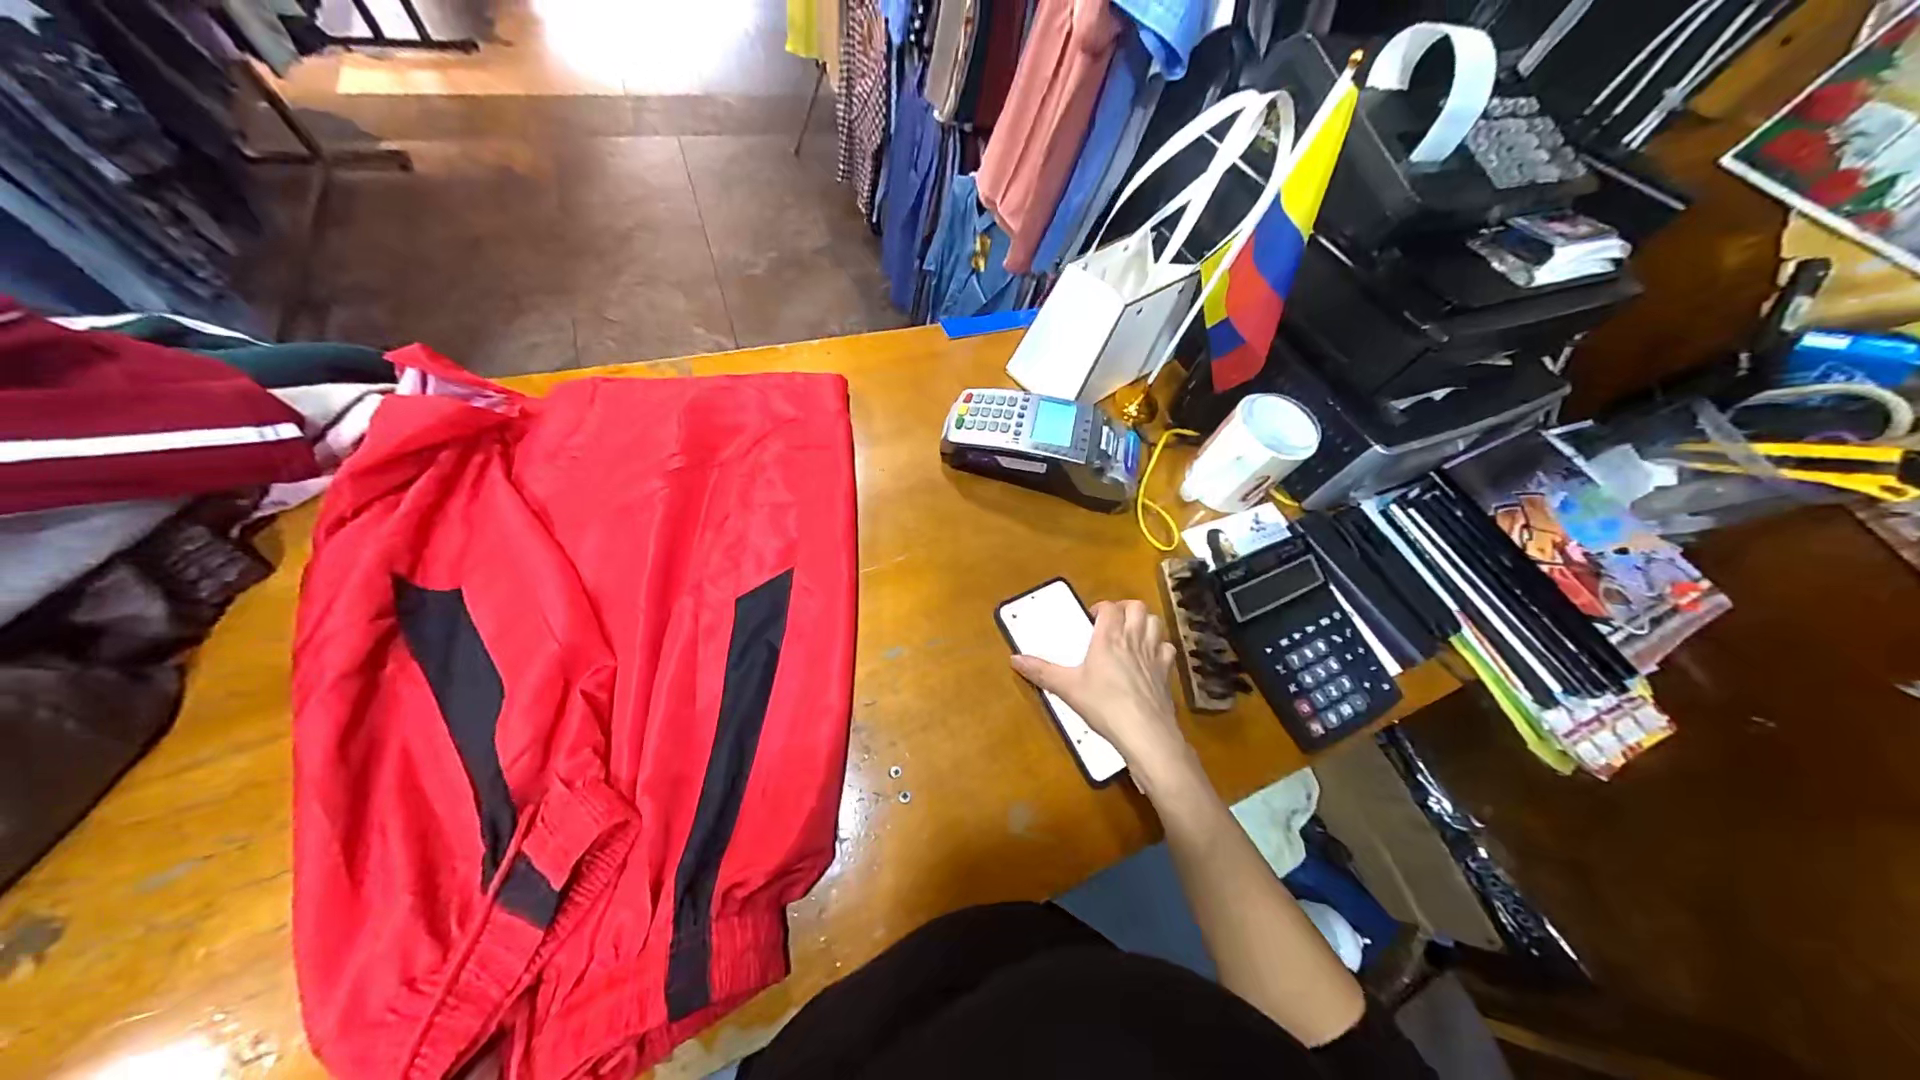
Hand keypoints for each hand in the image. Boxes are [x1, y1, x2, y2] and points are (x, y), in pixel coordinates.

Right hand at [1011, 599, 1195, 781]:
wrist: (1144, 731)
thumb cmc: (1103, 705)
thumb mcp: (1067, 688)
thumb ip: (1041, 671)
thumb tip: (1014, 659)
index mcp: (1108, 637)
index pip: (1109, 607)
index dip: (1101, 608)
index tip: (1091, 619)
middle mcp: (1133, 639)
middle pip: (1136, 607)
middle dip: (1124, 608)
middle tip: (1112, 621)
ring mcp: (1154, 654)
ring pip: (1155, 622)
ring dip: (1144, 622)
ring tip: (1131, 633)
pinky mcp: (1167, 671)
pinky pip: (1167, 648)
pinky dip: (1159, 646)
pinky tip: (1150, 657)